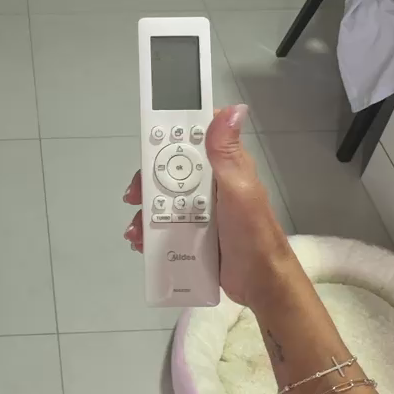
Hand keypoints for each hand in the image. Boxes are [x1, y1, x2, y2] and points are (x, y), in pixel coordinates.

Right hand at [123, 104, 297, 309]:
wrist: (259, 284)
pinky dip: (149, 232)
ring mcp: (200, 209)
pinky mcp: (193, 233)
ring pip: (163, 199)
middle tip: (133, 195)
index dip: (173, 133)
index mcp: (224, 166)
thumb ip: (228, 153)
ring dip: (144, 211)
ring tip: (136, 230)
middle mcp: (210, 184)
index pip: (197, 137)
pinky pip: (164, 225)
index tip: (152, 139)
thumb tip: (234, 109)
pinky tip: (142, 242)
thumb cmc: (253, 234)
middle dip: (147, 180)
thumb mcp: (239, 190)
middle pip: (170, 170)